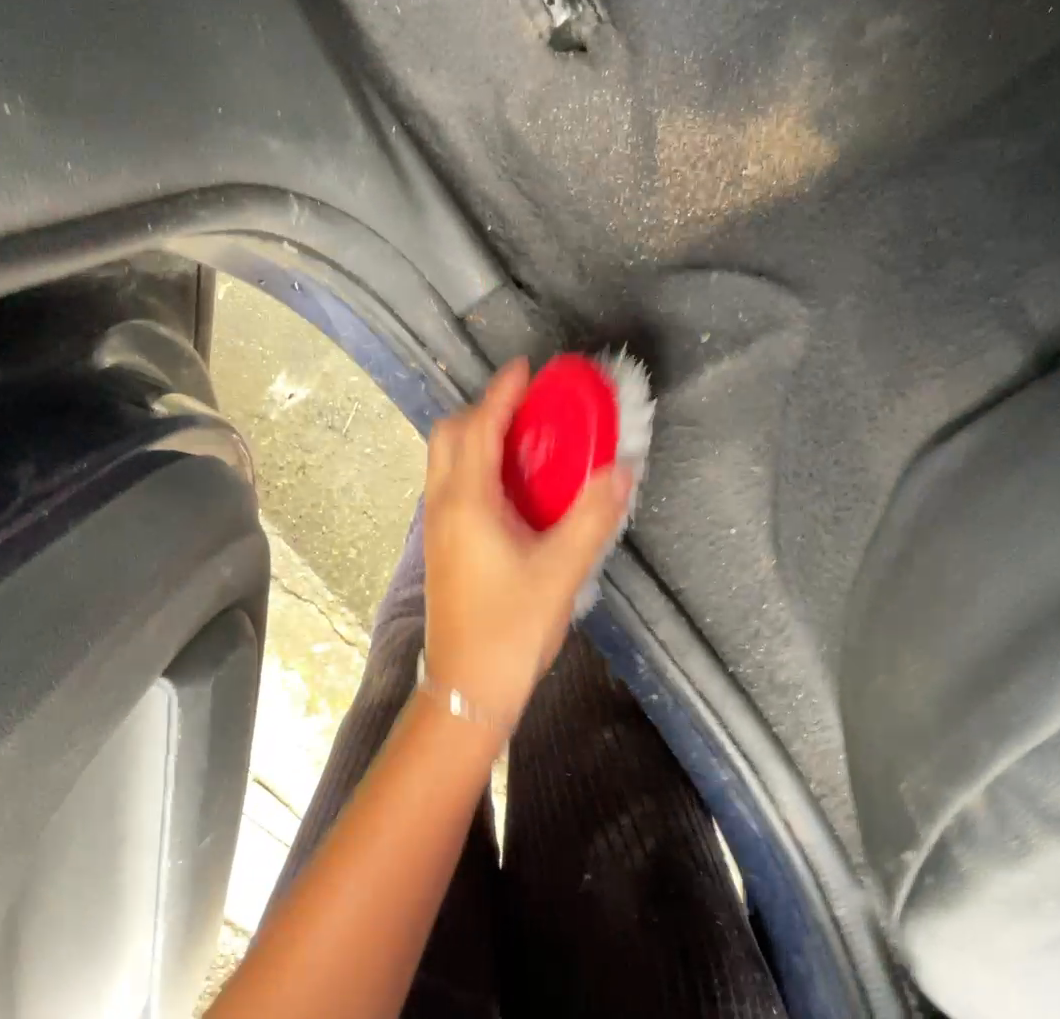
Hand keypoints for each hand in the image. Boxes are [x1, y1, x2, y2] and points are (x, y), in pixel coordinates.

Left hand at [422, 357, 633, 724]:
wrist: (466, 690)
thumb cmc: (510, 631)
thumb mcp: (562, 572)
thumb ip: (593, 517)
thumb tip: (622, 469)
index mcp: (466, 503)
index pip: (478, 427)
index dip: (501, 392)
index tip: (527, 369)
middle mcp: (443, 507)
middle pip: (450, 436)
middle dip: (484, 410)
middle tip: (527, 409)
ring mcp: (437, 529)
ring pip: (447, 463)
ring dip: (478, 439)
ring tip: (525, 442)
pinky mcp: (442, 548)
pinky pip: (453, 487)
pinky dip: (477, 469)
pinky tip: (515, 491)